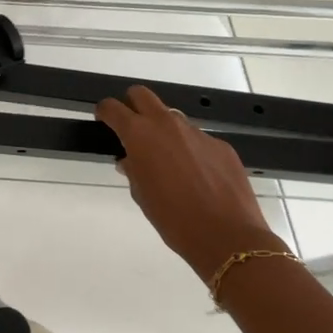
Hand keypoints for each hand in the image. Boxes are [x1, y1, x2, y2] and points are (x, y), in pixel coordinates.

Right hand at [96, 85, 288, 279]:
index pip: (112, 107)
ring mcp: (198, 134)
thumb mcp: (141, 194)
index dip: (105, 113)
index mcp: (139, 134)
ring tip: (171, 162)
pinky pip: (199, 140)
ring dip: (165, 132)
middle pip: (142, 95)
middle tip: (133, 129)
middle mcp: (167, 125)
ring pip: (173, 119)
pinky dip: (192, 151)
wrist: (228, 238)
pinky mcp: (222, 146)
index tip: (105, 122)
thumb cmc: (173, 219)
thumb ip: (132, 169)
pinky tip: (199, 177)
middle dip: (132, 105)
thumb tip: (131, 160)